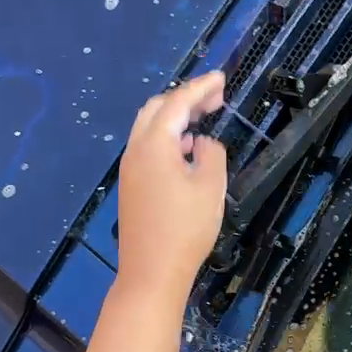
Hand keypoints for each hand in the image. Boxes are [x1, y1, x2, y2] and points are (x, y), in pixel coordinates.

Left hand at [115, 71, 228, 299]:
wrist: (152, 272)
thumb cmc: (186, 229)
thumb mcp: (210, 188)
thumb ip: (211, 155)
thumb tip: (202, 143)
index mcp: (154, 146)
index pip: (176, 104)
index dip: (200, 88)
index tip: (221, 79)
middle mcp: (136, 151)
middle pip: (155, 110)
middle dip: (185, 99)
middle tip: (215, 98)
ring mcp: (130, 169)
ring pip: (149, 129)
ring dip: (175, 118)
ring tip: (204, 119)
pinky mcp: (132, 186)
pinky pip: (148, 148)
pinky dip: (168, 138)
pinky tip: (188, 150)